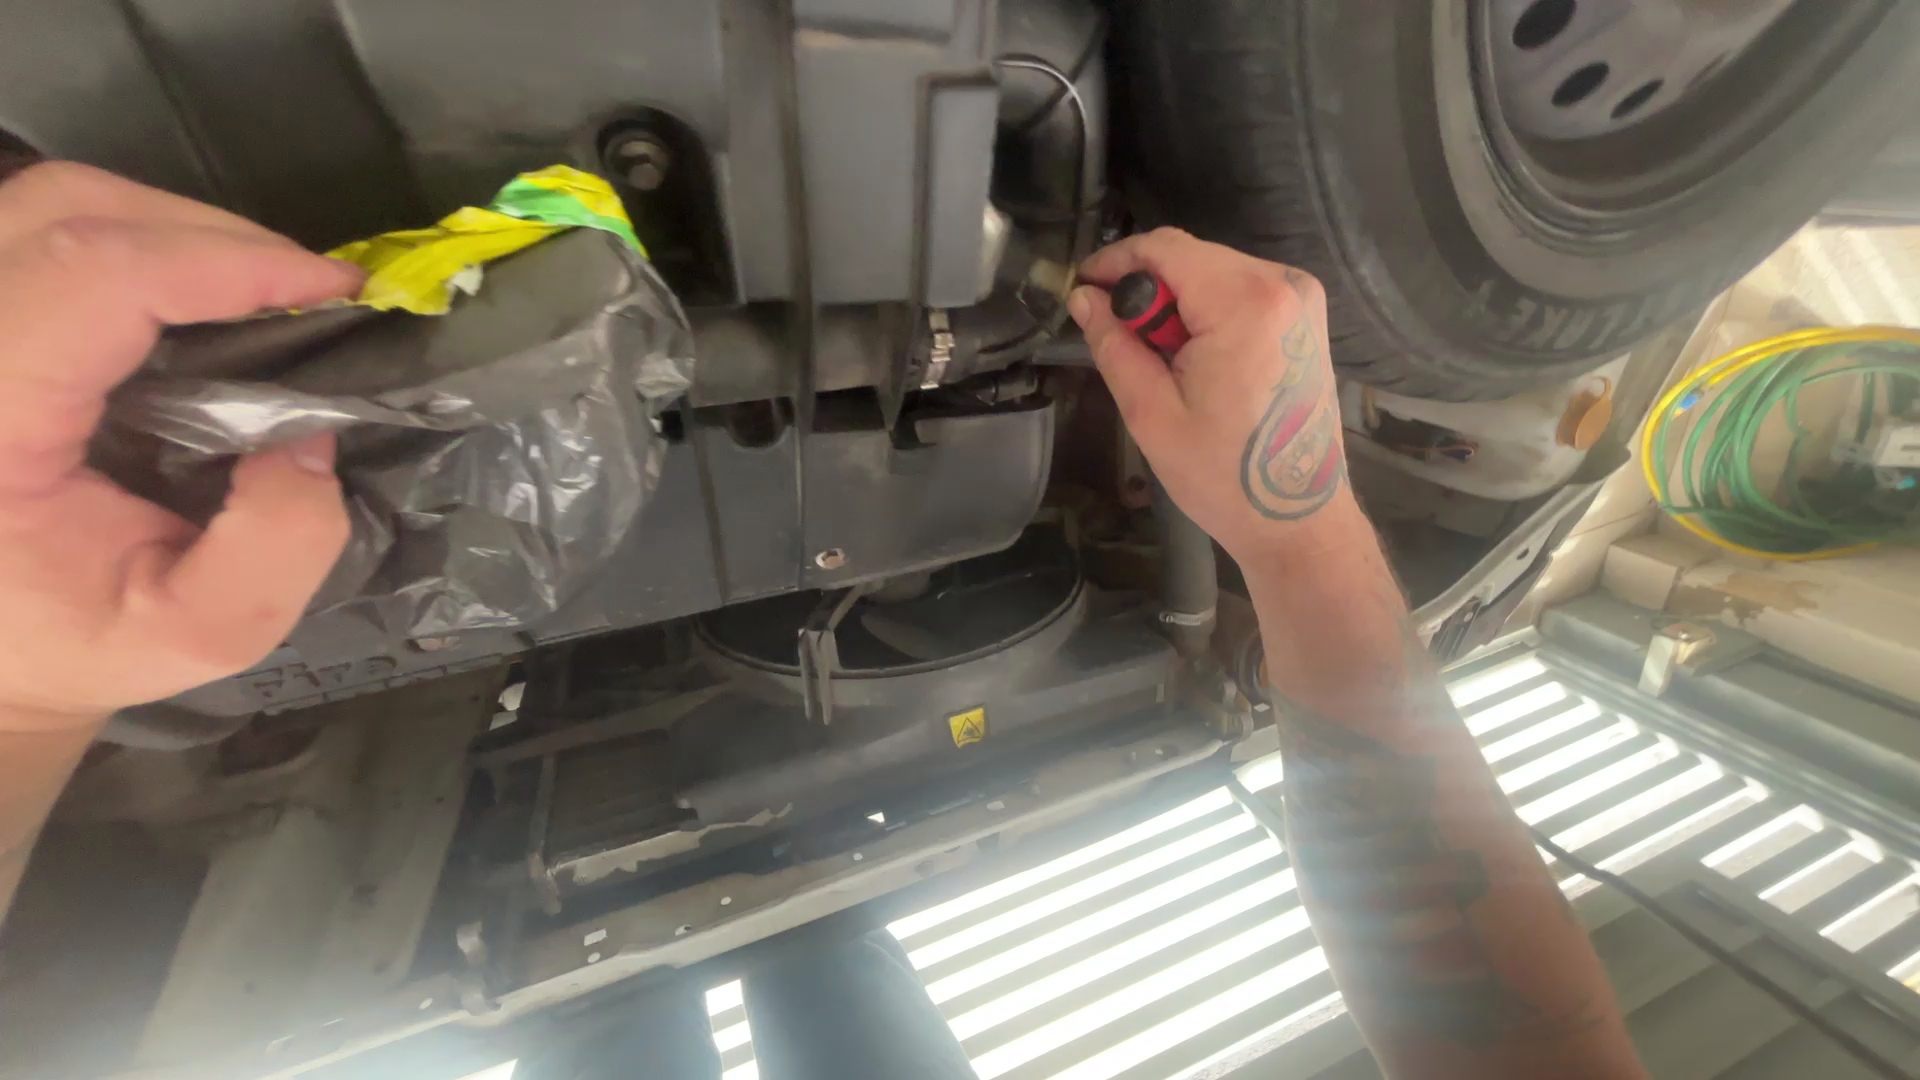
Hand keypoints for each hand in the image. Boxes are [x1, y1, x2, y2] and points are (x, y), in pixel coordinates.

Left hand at [0, 163, 361, 729]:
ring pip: (49, 205)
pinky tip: (212, 293)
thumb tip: (311, 440)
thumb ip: (282, 544)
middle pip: (63, 211)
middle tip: (318, 290)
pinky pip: (45, 235)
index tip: (339, 289)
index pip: (88, 277)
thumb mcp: (212, 628)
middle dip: (217, 234)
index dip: (226, 262)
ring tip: (275, 289)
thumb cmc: (87, 640)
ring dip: (184, 230)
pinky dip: (148, 244)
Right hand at [1069, 228, 1352, 562]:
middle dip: (1144, 289)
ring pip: (1213, 273)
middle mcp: (1282, 285)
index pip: (1164, 248)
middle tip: (1116, 337)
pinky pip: (1239, 293)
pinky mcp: (1306, 319)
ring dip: (1173, 304)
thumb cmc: (1219, 474)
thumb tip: (1084, 300)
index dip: (1114, 261)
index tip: (1082, 290)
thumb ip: (1114, 345)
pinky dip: (1205, 313)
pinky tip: (1193, 359)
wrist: (1295, 518)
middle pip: (1191, 256)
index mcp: (1244, 302)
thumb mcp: (1150, 412)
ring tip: (1157, 359)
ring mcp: (1301, 300)